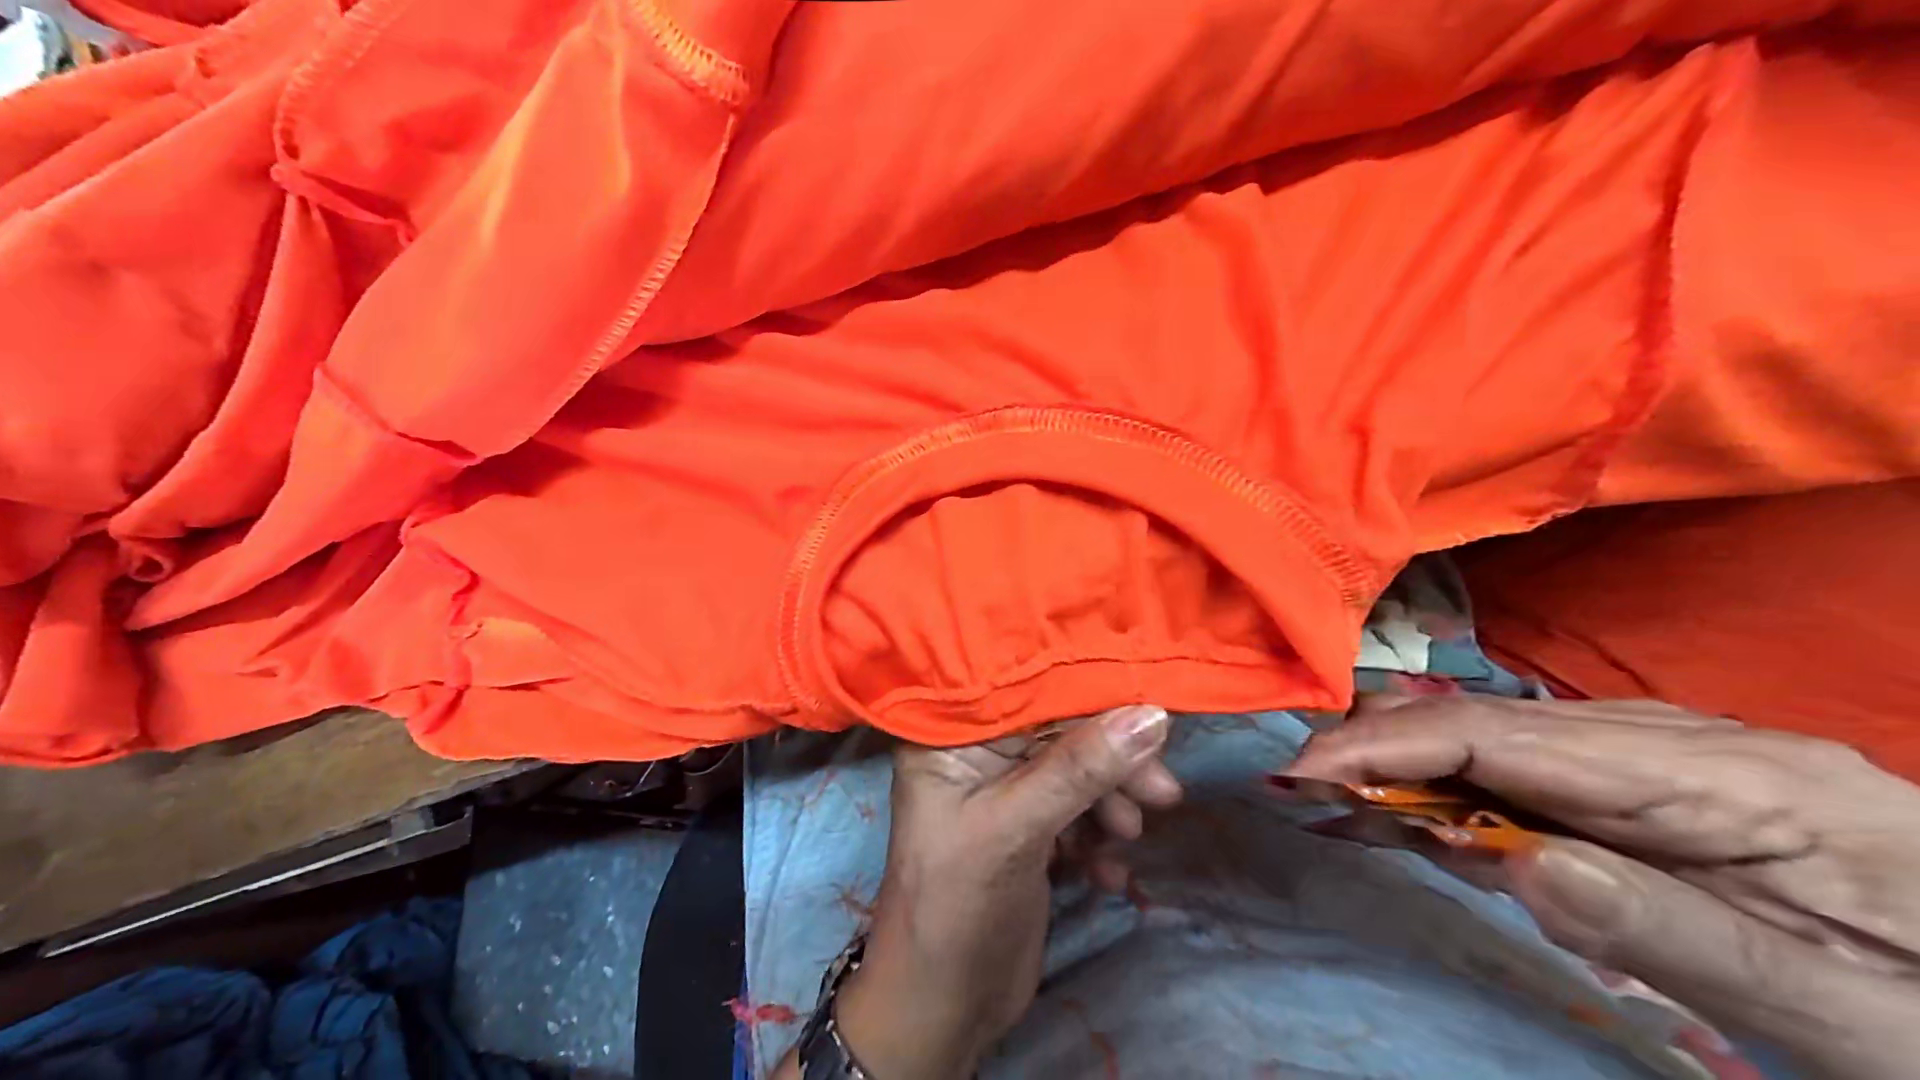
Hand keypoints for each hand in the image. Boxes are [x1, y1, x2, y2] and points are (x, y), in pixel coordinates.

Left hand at [829, 705, 1180, 1079]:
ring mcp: (1002, 791)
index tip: (1150, 709)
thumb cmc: (957, 906)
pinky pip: (1075, 809)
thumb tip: (1150, 715)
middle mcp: (975, 754)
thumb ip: (1079, 770)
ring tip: (1127, 835)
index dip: (1088, 696)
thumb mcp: (1014, 830)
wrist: (943, 1007)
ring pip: (1074, 771)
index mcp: (951, 737)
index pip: (1027, 693)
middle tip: (1160, 791)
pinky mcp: (1027, 827)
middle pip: (1059, 732)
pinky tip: (1104, 869)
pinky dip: (1097, 833)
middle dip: (1110, 759)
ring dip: (1110, 798)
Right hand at [1290, 696, 1919, 1079]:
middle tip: (1310, 797)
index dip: (1392, 745)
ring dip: (1416, 771)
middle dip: (1384, 751)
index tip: (1305, 775)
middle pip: (1490, 722)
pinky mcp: (1653, 782)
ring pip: (1498, 737)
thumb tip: (1516, 865)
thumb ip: (1679, 937)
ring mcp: (1667, 754)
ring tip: (1355, 810)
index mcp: (1737, 779)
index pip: (1511, 734)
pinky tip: (1431, 816)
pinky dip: (1463, 790)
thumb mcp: (1848, 1021)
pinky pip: (1530, 768)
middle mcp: (1686, 741)